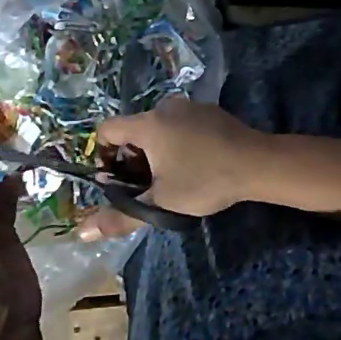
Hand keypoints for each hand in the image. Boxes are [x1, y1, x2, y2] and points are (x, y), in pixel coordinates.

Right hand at [81, 99, 270, 238]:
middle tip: (146, 187)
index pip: (107, 129)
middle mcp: (165, 107)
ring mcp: (190, 107)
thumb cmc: (204, 180)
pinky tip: (196, 166)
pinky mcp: (210, 112)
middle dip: (132, 159)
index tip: (117, 181)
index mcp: (147, 123)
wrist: (258, 163)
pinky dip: (177, 144)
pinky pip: (181, 126)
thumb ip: (121, 216)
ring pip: (159, 129)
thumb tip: (82, 232)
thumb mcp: (160, 202)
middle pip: (134, 130)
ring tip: (172, 180)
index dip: (103, 155)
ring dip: (156, 152)